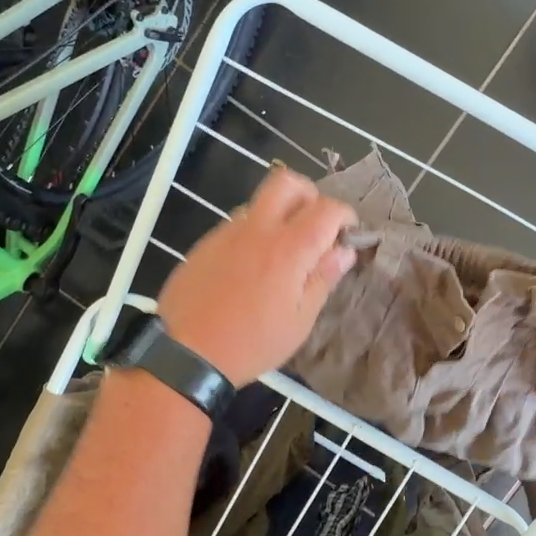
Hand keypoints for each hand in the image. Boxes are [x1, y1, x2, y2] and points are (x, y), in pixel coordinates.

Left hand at [156, 165, 356, 386]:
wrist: (187, 353)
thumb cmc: (252, 344)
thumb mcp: (299, 321)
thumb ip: (323, 280)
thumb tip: (343, 252)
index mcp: (288, 249)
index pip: (326, 209)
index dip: (345, 216)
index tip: (348, 233)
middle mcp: (257, 229)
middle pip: (287, 182)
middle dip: (309, 195)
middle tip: (315, 225)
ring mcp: (227, 233)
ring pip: (259, 203)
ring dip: (279, 215)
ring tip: (282, 254)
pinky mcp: (205, 244)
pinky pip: (237, 225)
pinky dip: (254, 235)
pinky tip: (251, 270)